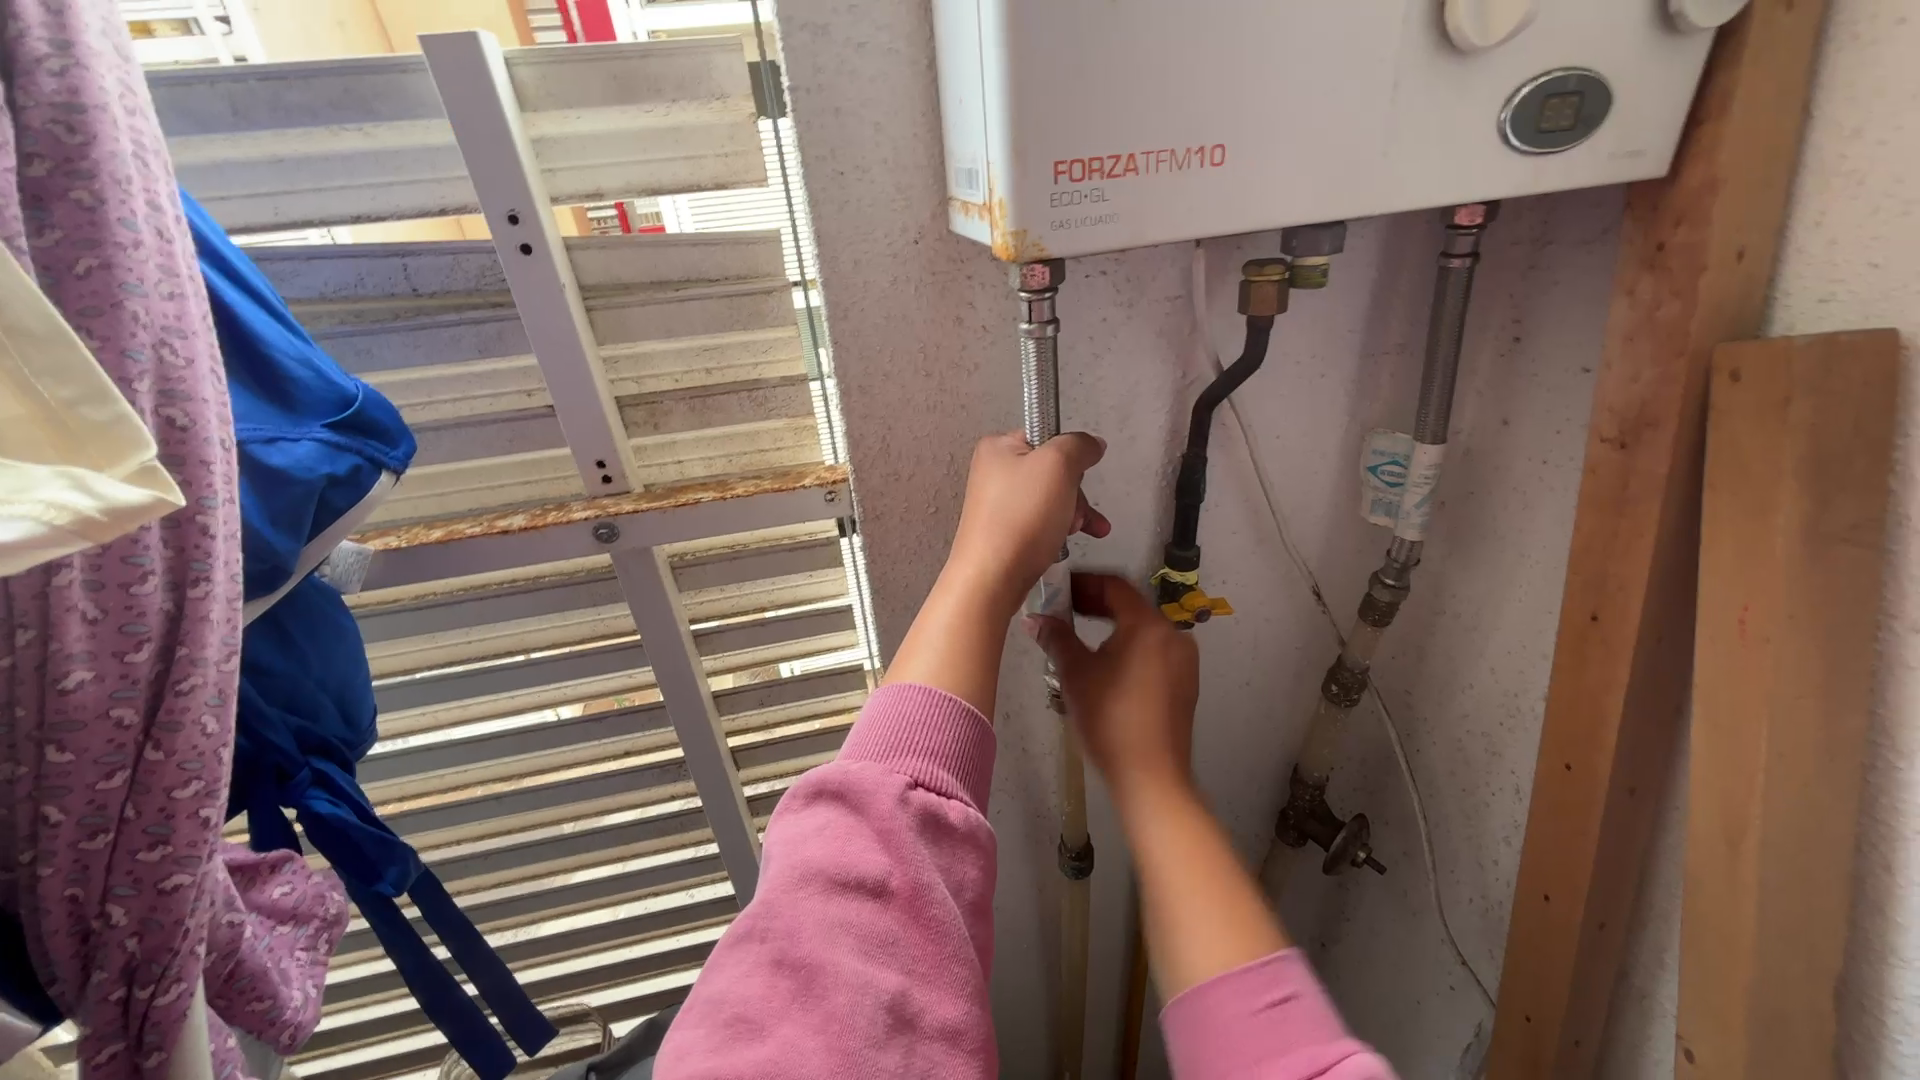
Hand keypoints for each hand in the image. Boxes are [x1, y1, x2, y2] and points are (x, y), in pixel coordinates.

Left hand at [944, 431, 1109, 615]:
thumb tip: (1091, 444)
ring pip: (1051, 498)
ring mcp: (998, 504)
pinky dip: (1059, 529)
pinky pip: (1041, 522)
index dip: (1070, 455)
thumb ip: (1079, 445)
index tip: (1078, 472)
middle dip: (1075, 491)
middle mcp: (994, 472)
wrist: (992, 577)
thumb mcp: (1058, 465)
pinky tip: (1066, 541)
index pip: (1048, 435)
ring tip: (1079, 529)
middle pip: (1053, 470)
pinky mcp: (1005, 531)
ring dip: (1073, 512)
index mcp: (998, 447)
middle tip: (1076, 508)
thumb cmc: (1019, 519)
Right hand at [1028, 573, 1199, 799]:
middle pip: (1131, 608)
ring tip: (1079, 642)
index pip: (1114, 586)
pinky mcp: (1185, 684)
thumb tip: (1036, 619)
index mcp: (1149, 626)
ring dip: (1111, 630)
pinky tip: (1105, 670)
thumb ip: (1056, 638)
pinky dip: (1128, 651)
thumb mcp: (1075, 674)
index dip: (1083, 583)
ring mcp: (1184, 662)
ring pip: (1142, 633)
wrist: (1151, 776)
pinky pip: (1153, 654)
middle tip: (1063, 613)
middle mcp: (1173, 635)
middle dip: (1094, 607)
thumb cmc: (1109, 718)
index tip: (1058, 590)